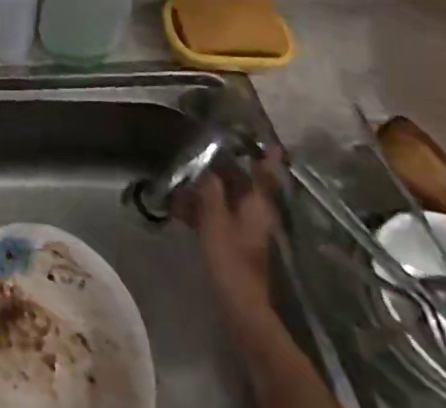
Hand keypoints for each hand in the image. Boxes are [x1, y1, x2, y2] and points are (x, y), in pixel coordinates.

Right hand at [177, 150, 283, 316]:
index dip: (267, 159)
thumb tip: (208, 169)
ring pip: (224, 199)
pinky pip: (216, 215)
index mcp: (257, 208)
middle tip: (197, 153)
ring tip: (177, 183)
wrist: (239, 304)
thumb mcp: (215, 221)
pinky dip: (200, 208)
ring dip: (204, 190)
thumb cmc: (230, 260)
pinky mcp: (232, 241)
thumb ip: (212, 192)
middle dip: (219, 170)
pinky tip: (178, 209)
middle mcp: (255, 214)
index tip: (268, 140)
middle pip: (240, 184)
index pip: (265, 177)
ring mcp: (244, 229)